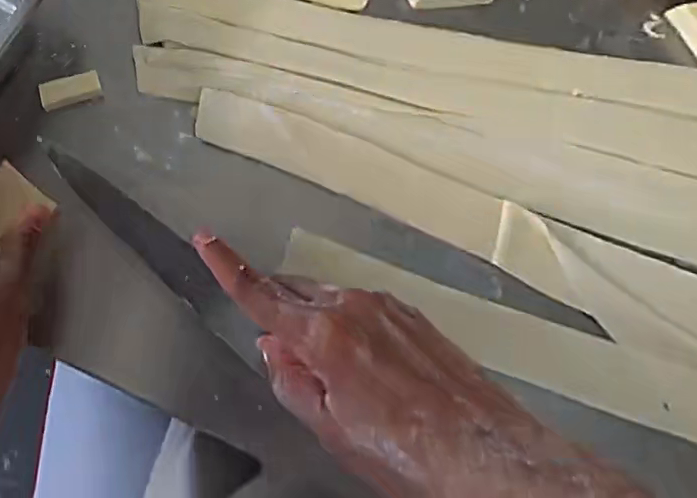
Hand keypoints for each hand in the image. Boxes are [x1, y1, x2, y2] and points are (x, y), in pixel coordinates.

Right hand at [194, 233, 645, 497]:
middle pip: (293, 292)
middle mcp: (348, 306)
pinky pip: (360, 304)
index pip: (259, 294)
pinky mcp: (407, 310)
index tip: (205, 238)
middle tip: (284, 349)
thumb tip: (270, 347)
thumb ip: (291, 381)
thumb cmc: (406, 453)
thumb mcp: (333, 431)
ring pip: (326, 297)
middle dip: (278, 308)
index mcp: (322, 336)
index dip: (226, 265)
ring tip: (335, 370)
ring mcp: (381, 304)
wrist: (490, 457)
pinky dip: (348, 322)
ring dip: (315, 319)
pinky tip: (369, 362)